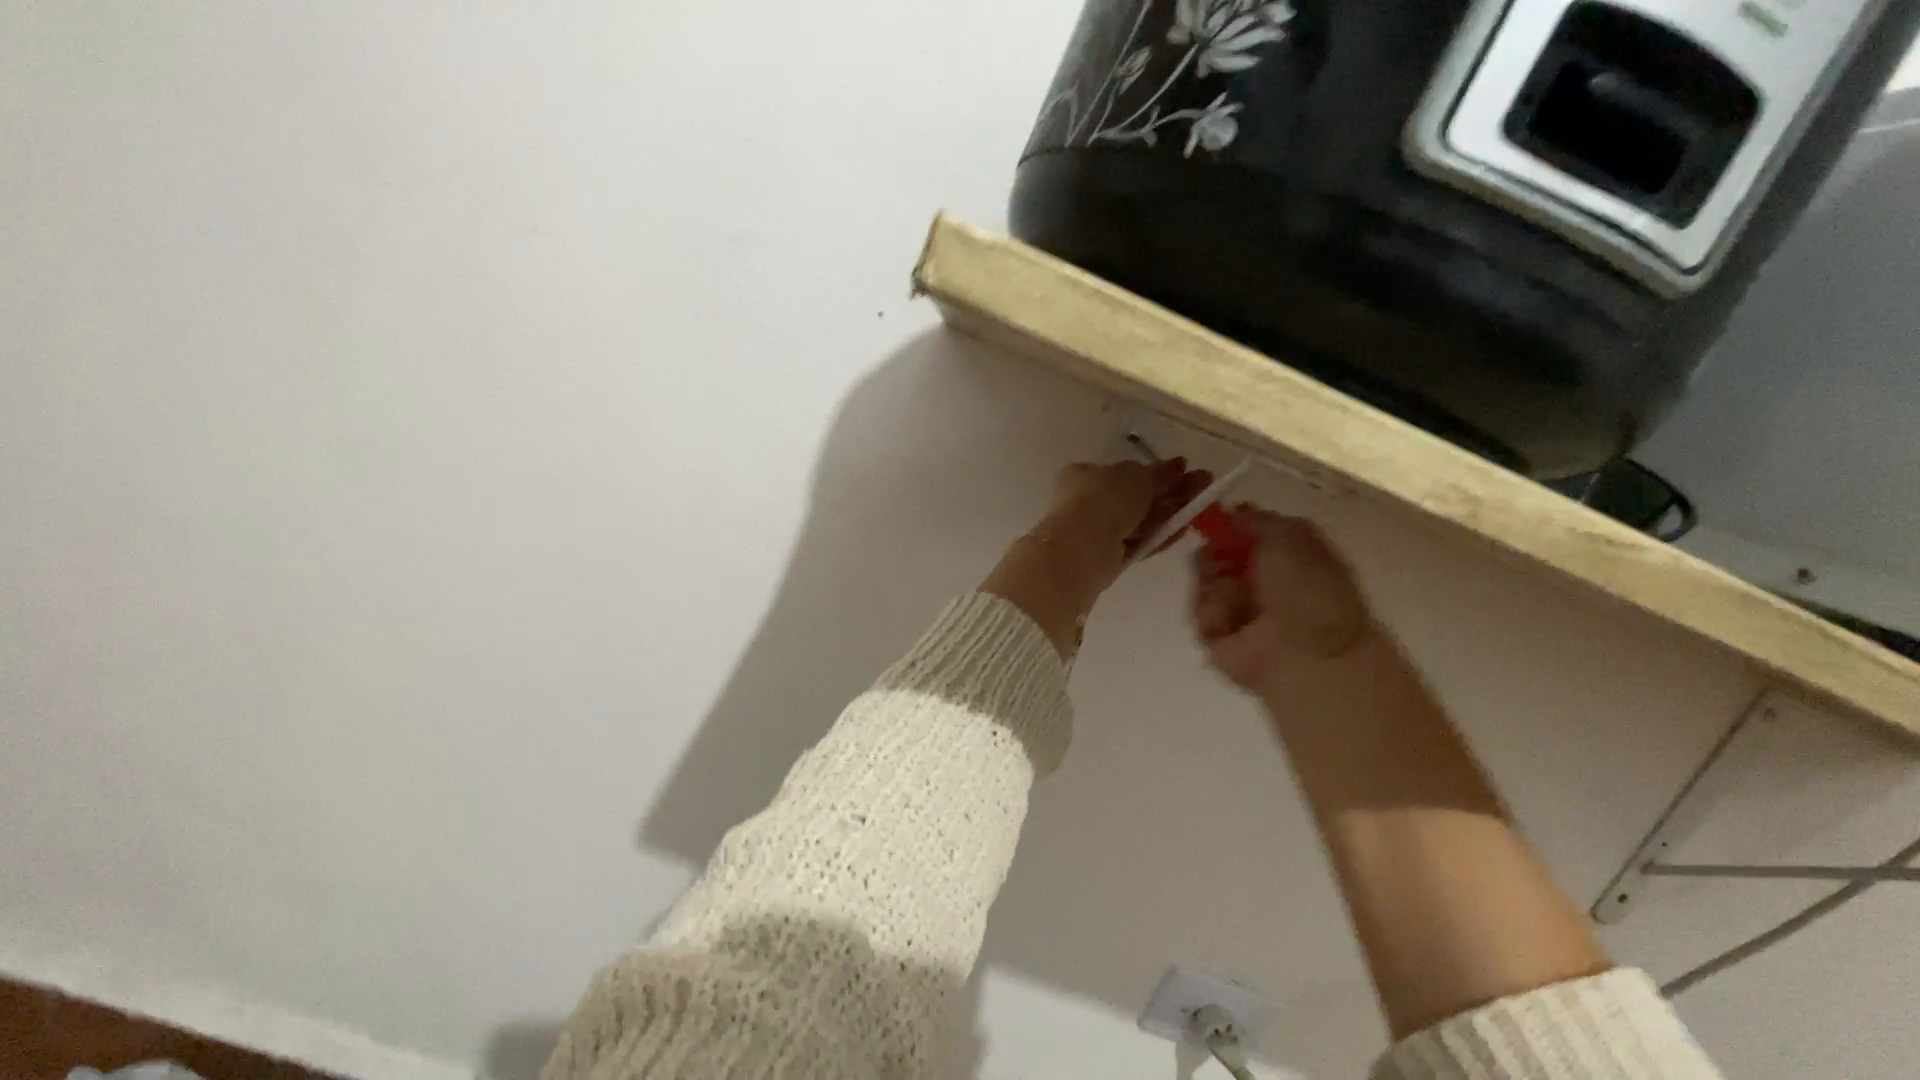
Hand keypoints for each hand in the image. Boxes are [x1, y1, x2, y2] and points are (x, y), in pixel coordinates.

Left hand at [1032, 459, 1215, 602]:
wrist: (1081, 548)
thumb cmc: (1104, 499)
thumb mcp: (1136, 477)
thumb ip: (1159, 473)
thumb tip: (1178, 466)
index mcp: (1086, 474)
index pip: (1125, 472)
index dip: (1156, 472)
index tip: (1185, 470)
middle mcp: (1088, 501)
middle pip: (1136, 497)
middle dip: (1171, 492)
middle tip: (1205, 486)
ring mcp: (1097, 531)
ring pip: (1140, 521)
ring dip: (1171, 513)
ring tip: (1204, 505)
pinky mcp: (1107, 558)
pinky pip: (1138, 542)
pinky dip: (1160, 535)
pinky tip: (1185, 528)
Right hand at [1191, 507, 1374, 695]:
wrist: (1305, 652)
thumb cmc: (1308, 589)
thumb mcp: (1290, 536)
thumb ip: (1258, 519)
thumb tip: (1232, 510)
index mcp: (1284, 556)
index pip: (1244, 532)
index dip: (1228, 524)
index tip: (1214, 519)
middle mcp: (1260, 581)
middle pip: (1217, 553)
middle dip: (1213, 550)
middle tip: (1219, 556)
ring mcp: (1237, 609)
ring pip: (1204, 578)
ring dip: (1213, 580)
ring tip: (1230, 592)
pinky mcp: (1216, 636)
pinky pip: (1200, 609)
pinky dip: (1211, 609)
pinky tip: (1227, 618)